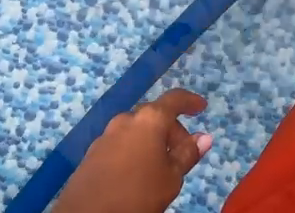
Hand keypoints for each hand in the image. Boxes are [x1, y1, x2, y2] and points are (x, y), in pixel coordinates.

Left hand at [55, 89, 211, 212]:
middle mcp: (126, 120)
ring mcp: (104, 137)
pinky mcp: (89, 156)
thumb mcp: (170, 178)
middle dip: (171, 130)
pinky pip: (118, 145)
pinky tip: (134, 174)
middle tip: (181, 153)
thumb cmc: (136, 195)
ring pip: (135, 131)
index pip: (175, 99)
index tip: (202, 108)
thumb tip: (205, 137)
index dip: (190, 102)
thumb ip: (188, 154)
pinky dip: (132, 151)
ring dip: (150, 142)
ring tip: (158, 166)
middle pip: (155, 116)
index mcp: (149, 119)